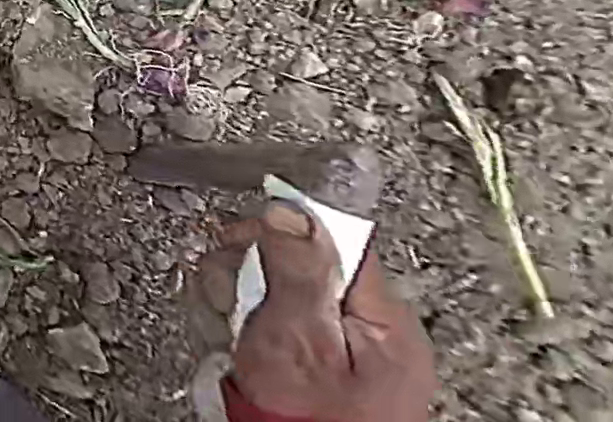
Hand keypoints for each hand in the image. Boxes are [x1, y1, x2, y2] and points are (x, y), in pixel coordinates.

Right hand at [222, 203, 436, 421]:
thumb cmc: (305, 420)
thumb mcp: (299, 339)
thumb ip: (298, 272)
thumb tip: (290, 210)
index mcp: (383, 321)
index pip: (336, 239)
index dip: (285, 232)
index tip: (250, 245)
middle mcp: (360, 324)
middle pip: (294, 254)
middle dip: (250, 267)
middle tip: (237, 295)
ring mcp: (327, 337)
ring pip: (267, 275)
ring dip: (234, 290)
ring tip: (231, 323)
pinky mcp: (296, 346)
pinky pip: (257, 302)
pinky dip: (233, 311)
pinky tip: (229, 331)